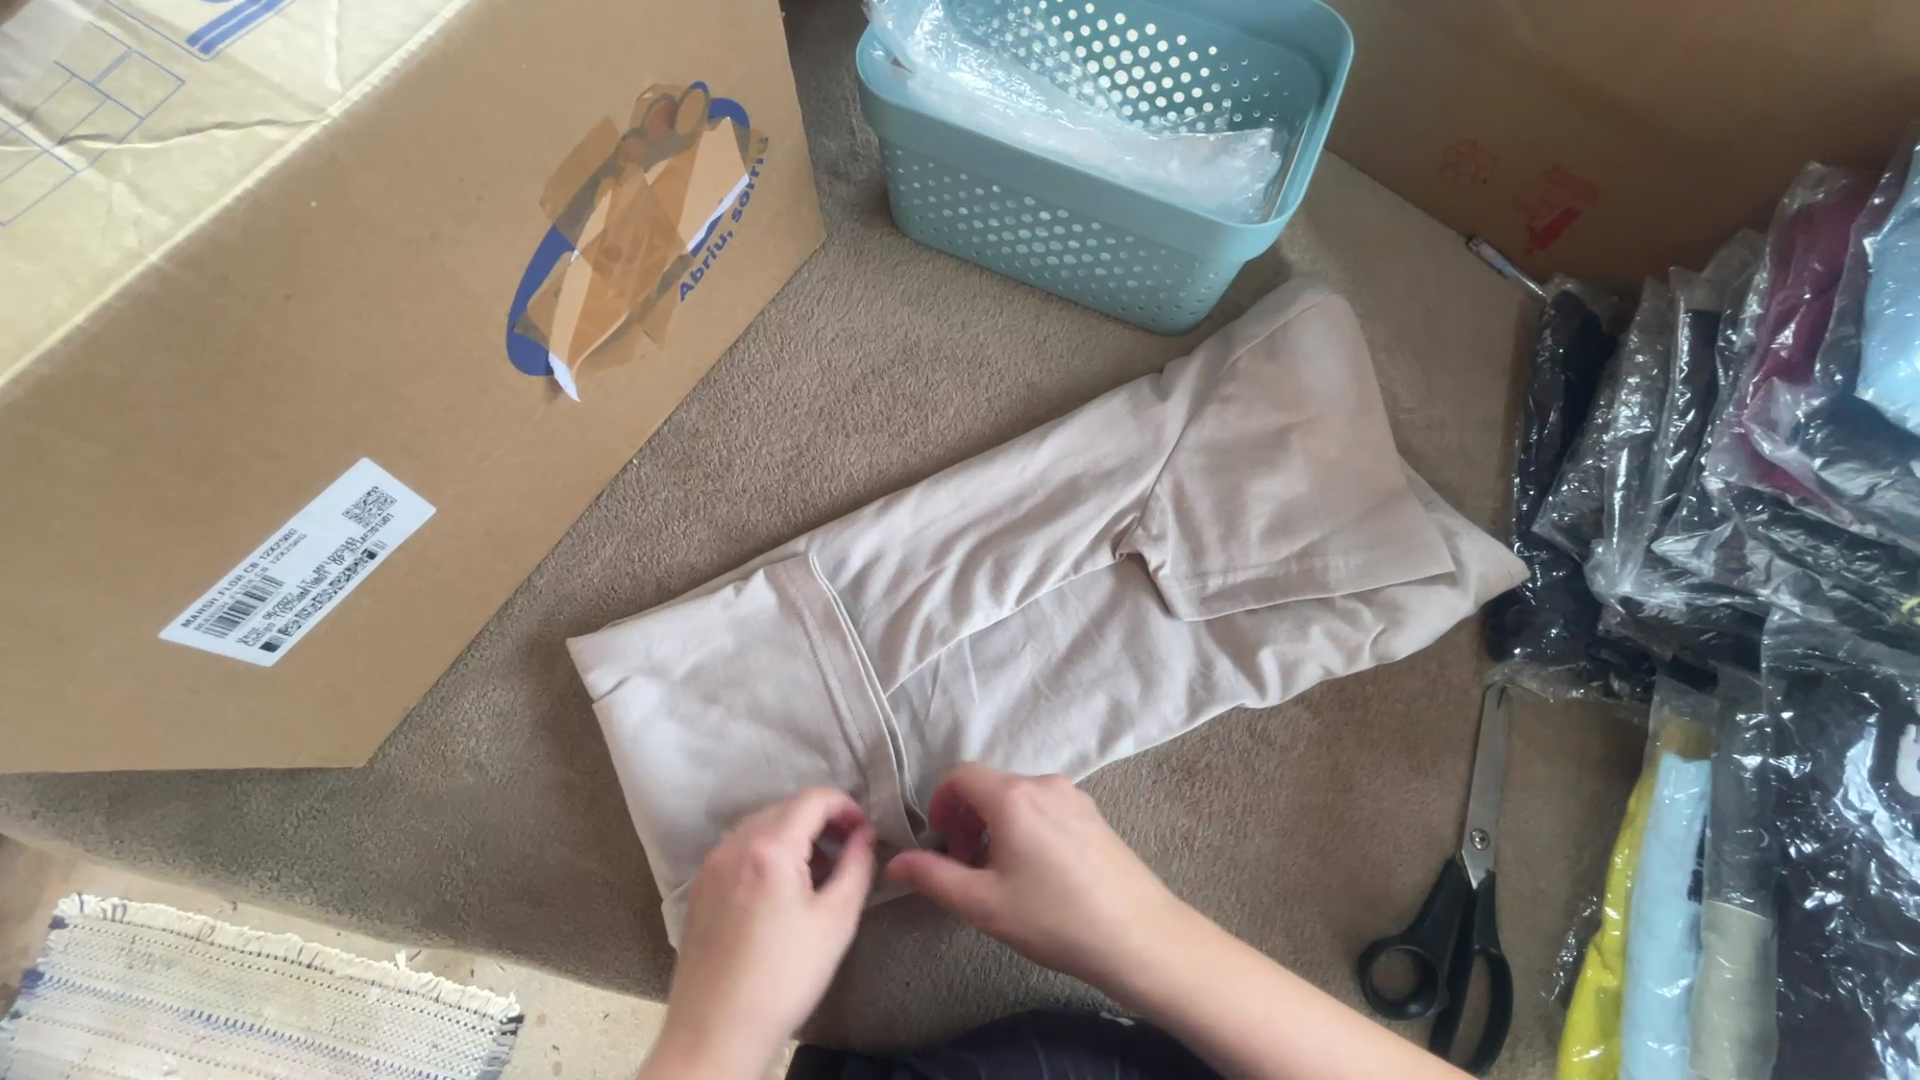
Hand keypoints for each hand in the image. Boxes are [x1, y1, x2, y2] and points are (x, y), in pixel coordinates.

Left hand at [642, 788, 875, 1079]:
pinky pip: (739, 848)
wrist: (715, 1034)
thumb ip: (857, 866)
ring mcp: (711, 865)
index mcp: (769, 848)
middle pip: (786, 807)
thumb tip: (865, 835)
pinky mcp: (699, 887)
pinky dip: (766, 850)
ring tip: (817, 870)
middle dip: (821, 819)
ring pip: (760, 825)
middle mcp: (734, 845)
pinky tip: (781, 888)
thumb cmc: (784, 979)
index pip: (813, 798)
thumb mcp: (837, 921)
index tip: (864, 830)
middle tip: (847, 848)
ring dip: (793, 833)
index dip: (845, 805)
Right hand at [885, 764, 1188, 991]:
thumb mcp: (984, 904)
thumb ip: (934, 877)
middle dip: (966, 818)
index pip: (961, 775)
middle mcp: (1043, 784)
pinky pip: (1044, 806)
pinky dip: (1024, 826)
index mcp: (1013, 796)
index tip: (939, 840)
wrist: (1139, 936)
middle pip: (990, 785)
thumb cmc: (1054, 918)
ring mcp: (1074, 796)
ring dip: (995, 824)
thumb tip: (895, 862)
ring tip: (998, 872)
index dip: (940, 802)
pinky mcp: (1093, 814)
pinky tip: (1034, 871)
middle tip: (965, 864)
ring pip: (1018, 797)